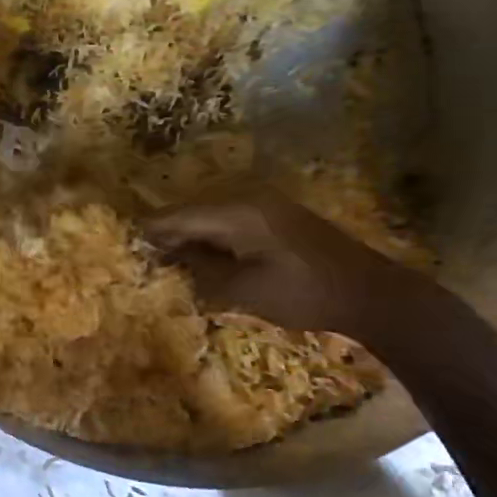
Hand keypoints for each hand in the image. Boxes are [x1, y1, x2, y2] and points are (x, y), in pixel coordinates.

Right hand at [143, 190, 439, 340]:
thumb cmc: (303, 293)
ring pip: (210, 220)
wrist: (372, 294)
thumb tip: (167, 254)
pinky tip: (203, 261)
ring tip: (166, 262)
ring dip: (189, 239)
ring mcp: (266, 209)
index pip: (177, 216)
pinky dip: (212, 241)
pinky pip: (230, 225)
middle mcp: (248, 201)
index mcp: (237, 213)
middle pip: (192, 213)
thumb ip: (199, 267)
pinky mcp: (278, 221)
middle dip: (166, 235)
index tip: (123, 245)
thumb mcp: (241, 288)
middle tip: (141, 258)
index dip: (149, 231)